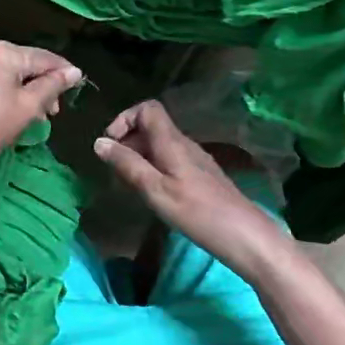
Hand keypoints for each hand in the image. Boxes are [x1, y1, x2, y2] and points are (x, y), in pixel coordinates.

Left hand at [0, 41, 82, 180]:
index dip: (64, 71)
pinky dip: (8, 90)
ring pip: (10, 71)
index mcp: (3, 51)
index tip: (79, 85)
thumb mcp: (29, 106)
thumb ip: (53, 85)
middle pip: (26, 63)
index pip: (44, 57)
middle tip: (53, 111)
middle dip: (43, 84)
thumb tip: (74, 71)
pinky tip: (15, 109)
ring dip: (27, 89)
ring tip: (37, 114)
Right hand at [93, 100, 294, 281]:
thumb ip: (127, 164)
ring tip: (129, 184)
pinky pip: (170, 160)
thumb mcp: (154, 190)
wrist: (245, 236)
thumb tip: (99, 142)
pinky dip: (154, 168)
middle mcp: (184, 144)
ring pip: (160, 145)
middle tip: (115, 170)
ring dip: (139, 157)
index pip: (147, 108)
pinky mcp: (201, 176)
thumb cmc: (197, 212)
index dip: (124, 118)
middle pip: (151, 126)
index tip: (111, 144)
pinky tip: (153, 193)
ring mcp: (195, 159)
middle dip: (127, 141)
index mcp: (172, 141)